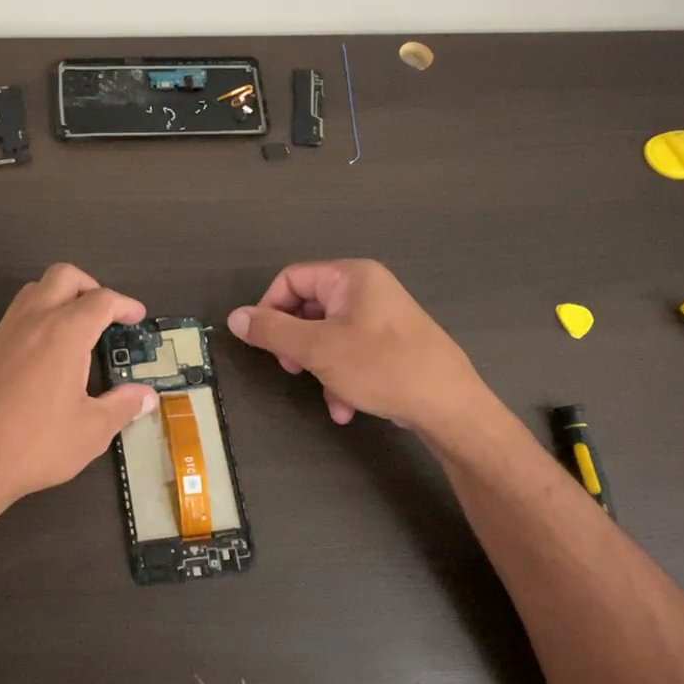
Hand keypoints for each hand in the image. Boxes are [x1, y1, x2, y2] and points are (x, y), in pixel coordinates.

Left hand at [0, 264, 156, 522]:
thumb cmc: (35, 444)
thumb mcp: (91, 431)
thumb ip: (122, 407)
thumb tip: (146, 396)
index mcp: (65, 332)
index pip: (101, 300)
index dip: (125, 304)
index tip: (137, 317)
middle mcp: (34, 320)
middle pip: (64, 276)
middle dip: (91, 286)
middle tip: (107, 314)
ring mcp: (5, 332)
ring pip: (35, 289)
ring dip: (60, 296)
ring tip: (78, 328)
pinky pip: (18, 313)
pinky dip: (39, 315)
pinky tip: (47, 353)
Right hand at [226, 259, 486, 432]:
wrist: (449, 405)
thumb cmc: (381, 366)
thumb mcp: (318, 349)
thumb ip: (272, 330)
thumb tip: (234, 317)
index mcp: (351, 276)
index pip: (291, 279)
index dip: (269, 308)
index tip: (263, 342)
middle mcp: (367, 289)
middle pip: (308, 308)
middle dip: (296, 344)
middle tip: (292, 368)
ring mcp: (381, 317)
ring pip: (327, 336)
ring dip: (319, 368)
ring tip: (326, 394)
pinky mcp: (391, 345)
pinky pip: (350, 353)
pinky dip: (341, 378)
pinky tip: (346, 407)